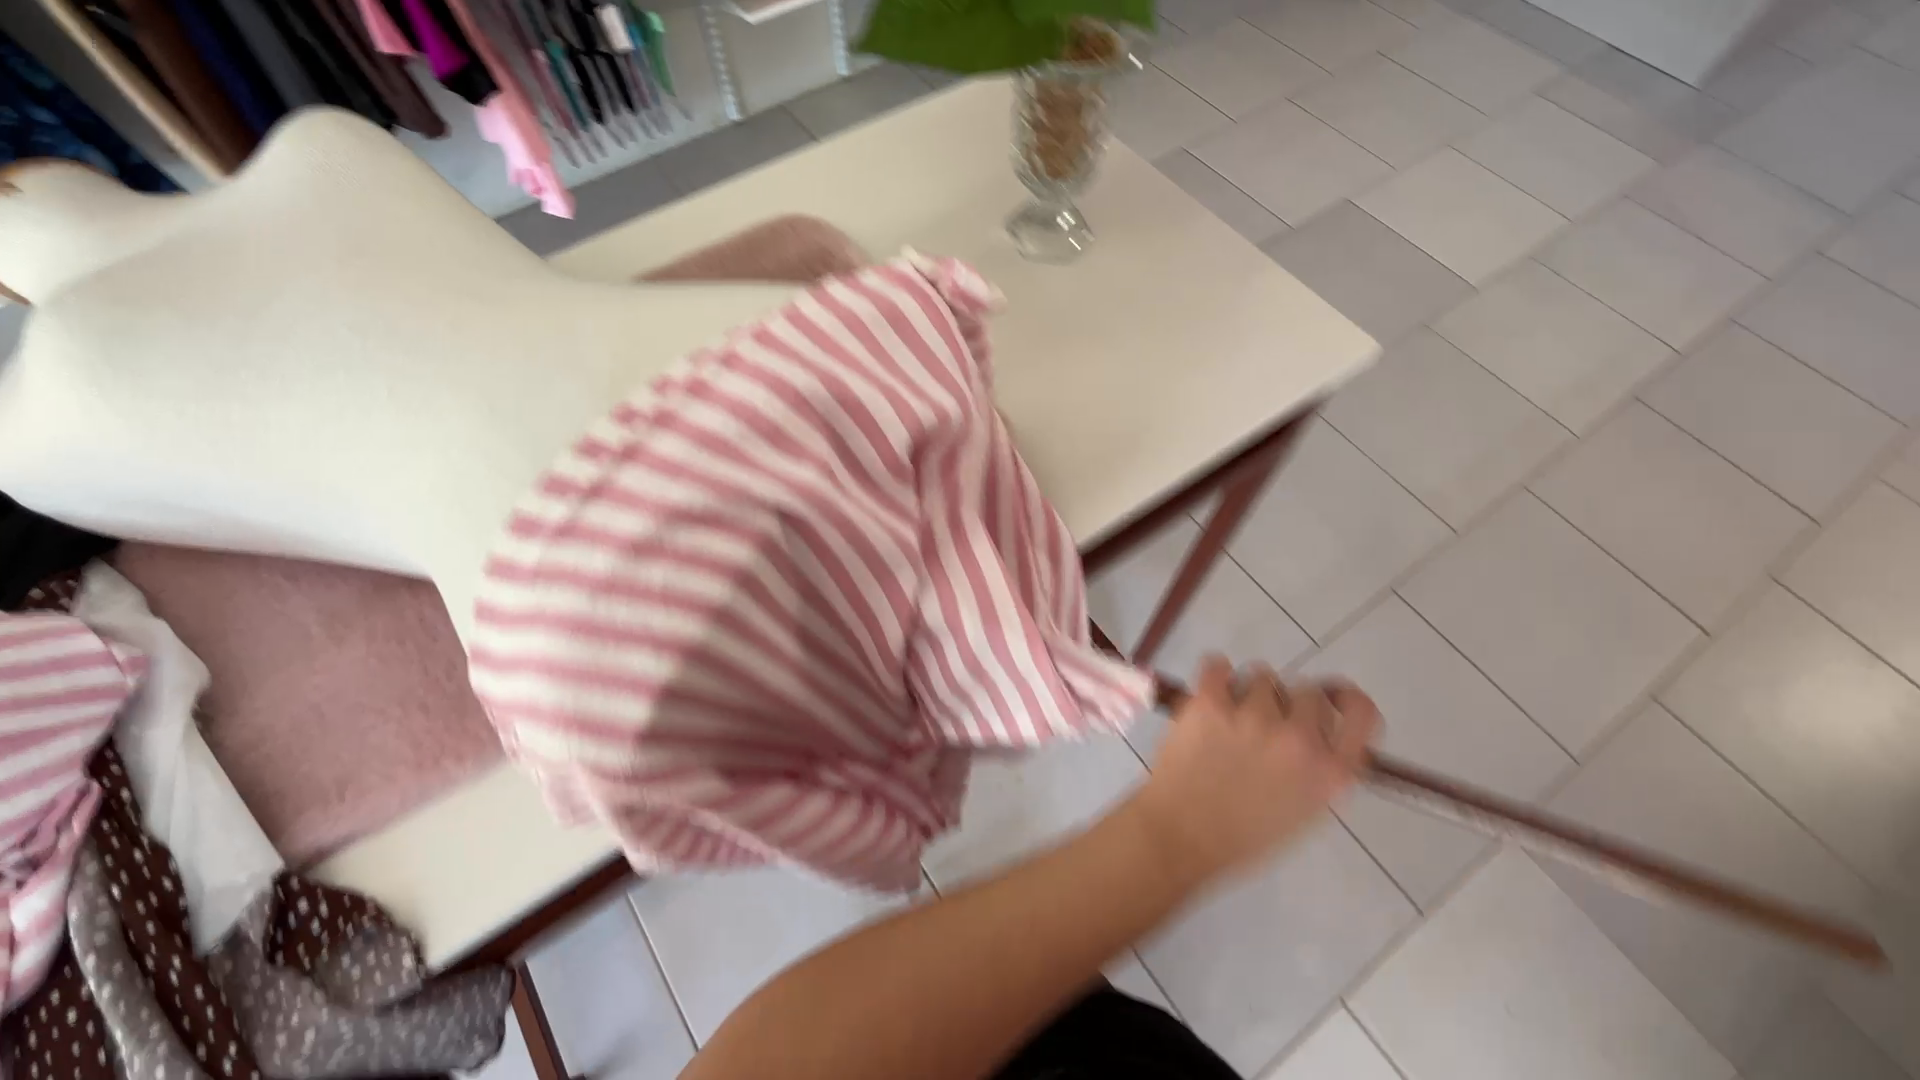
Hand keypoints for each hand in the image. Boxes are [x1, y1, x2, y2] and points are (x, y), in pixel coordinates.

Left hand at [1127, 656, 1380, 885]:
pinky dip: (1214, 676)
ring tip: (1228, 721)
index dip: (1346, 700)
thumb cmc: (1241, 838)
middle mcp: (1299, 739)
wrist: (1179, 839)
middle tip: (1262, 727)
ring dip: (1247, 693)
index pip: (1362, 713)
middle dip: (1286, 704)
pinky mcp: (1211, 702)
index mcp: (1330, 772)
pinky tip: (1209, 696)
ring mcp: (1254, 717)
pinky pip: (1217, 665)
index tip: (1330, 701)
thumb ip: (1318, 771)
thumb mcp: (1302, 815)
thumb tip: (1316, 733)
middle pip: (1307, 690)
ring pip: (1261, 676)